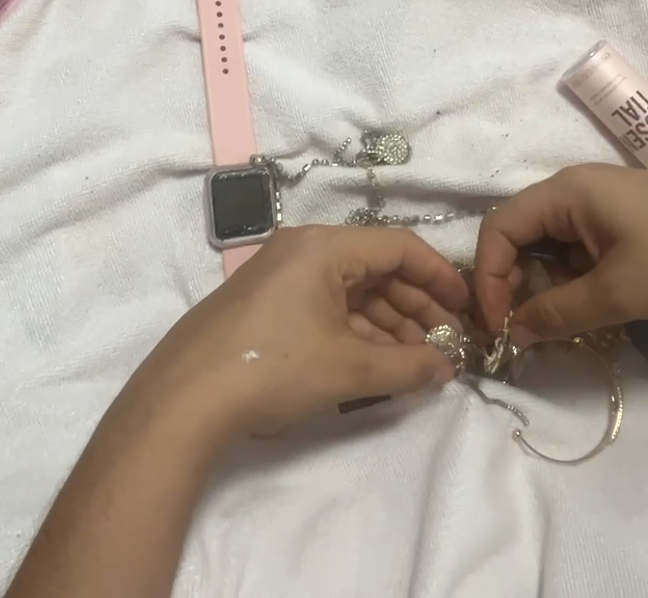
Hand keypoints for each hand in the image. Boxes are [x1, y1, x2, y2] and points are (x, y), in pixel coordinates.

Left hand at [127, 226, 468, 440]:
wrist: (182, 401)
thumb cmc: (273, 368)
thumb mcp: (348, 368)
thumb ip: (407, 366)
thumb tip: (447, 369)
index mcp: (323, 247)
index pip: (398, 246)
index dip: (438, 276)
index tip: (465, 308)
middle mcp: (303, 250)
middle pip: (376, 268)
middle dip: (416, 306)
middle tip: (447, 342)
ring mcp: (282, 276)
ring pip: (352, 290)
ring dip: (389, 322)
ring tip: (419, 358)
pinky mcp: (268, 304)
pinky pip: (327, 306)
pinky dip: (357, 329)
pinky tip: (379, 359)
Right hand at [473, 164, 647, 341]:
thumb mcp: (618, 294)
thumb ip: (557, 314)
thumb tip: (515, 332)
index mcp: (565, 191)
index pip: (499, 228)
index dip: (488, 278)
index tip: (499, 326)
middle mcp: (574, 187)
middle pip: (521, 234)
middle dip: (517, 283)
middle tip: (530, 329)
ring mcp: (601, 200)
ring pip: (551, 244)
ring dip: (551, 283)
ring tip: (574, 320)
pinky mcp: (624, 216)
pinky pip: (579, 245)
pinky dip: (577, 276)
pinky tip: (602, 301)